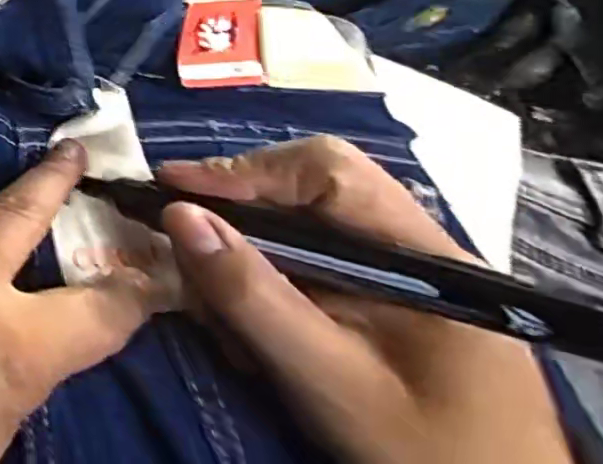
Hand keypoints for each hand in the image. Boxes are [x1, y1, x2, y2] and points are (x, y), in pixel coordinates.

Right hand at [157, 137, 570, 463]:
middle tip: (183, 233)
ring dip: (246, 249)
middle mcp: (412, 244)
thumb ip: (254, 297)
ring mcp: (400, 272)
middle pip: (308, 187)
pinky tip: (246, 322)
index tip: (175, 187)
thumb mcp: (330, 383)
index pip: (326, 168)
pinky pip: (310, 259)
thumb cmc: (427, 459)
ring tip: (210, 297)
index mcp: (421, 252)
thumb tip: (178, 214)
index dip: (245, 169)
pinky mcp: (384, 300)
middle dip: (239, 208)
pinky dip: (265, 277)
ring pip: (302, 221)